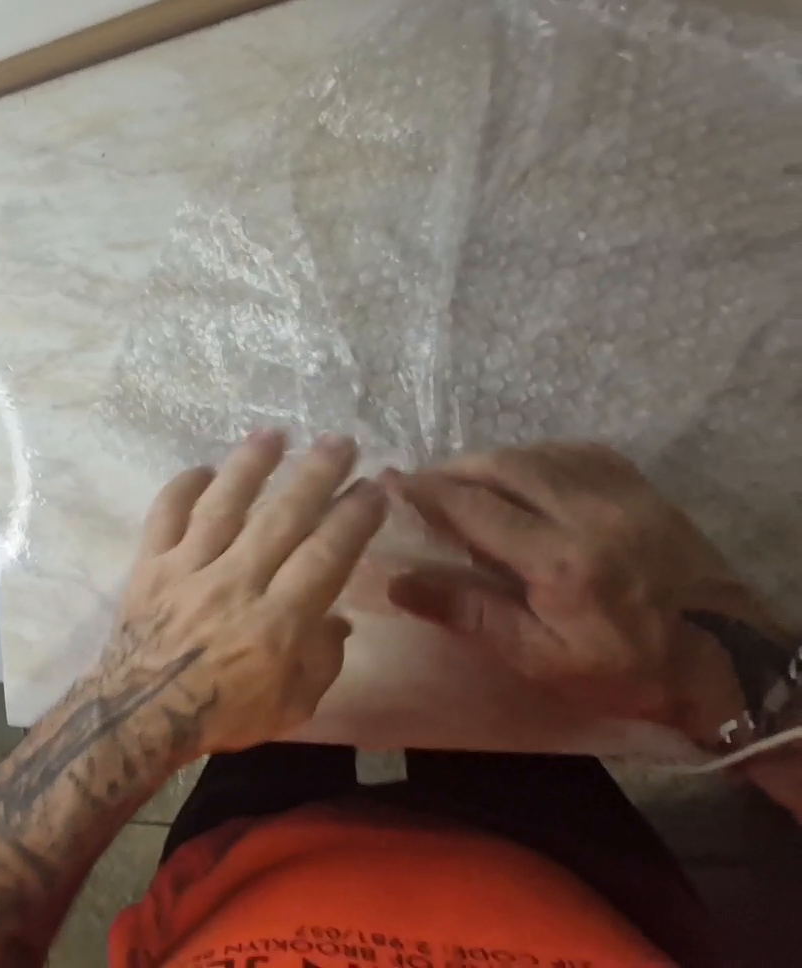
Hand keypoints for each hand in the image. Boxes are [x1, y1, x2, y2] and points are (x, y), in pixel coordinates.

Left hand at [89, 430, 387, 760]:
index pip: (325, 555)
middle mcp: (234, 582)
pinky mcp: (149, 564)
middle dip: (314, 476)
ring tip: (273, 434)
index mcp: (277, 620)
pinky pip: (164, 516)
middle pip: (281, 518)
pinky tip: (202, 469)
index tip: (373, 487)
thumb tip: (335, 616)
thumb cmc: (223, 713)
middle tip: (338, 442)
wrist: (140, 712)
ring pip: (222, 505)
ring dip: (250, 466)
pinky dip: (181, 489)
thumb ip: (321, 657)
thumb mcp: (294, 704)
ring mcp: (186, 568)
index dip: (353, 517)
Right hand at [385, 442, 790, 743]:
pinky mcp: (647, 493)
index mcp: (561, 560)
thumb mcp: (541, 659)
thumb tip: (396, 581)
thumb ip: (469, 614)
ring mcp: (626, 497)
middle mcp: (592, 515)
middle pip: (499, 465)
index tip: (382, 483)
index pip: (470, 505)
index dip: (420, 490)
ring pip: (534, 453)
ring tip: (461, 484)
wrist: (743, 672)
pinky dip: (534, 458)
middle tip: (416, 486)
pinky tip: (519, 477)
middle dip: (448, 470)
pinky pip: (576, 453)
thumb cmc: (629, 672)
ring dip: (487, 463)